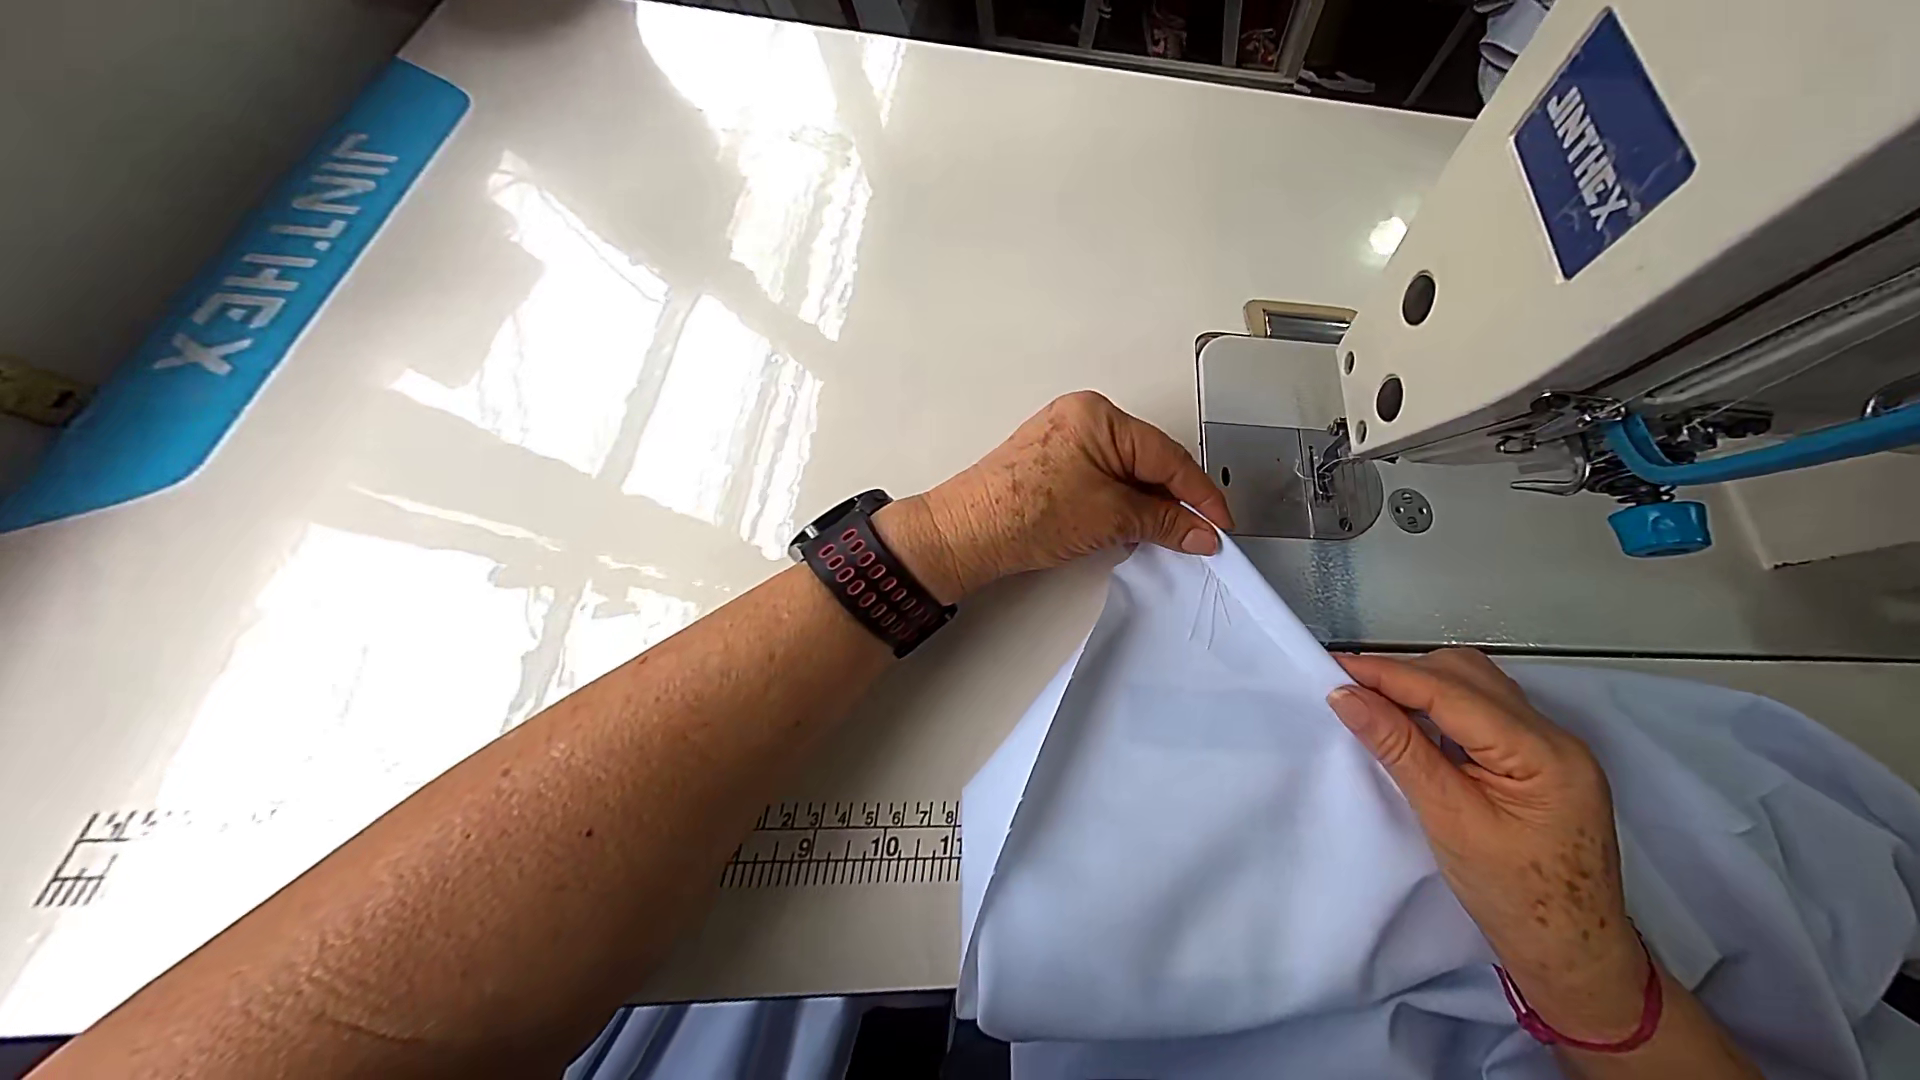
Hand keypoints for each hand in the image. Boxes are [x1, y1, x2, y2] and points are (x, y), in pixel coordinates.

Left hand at [875, 391, 1233, 603]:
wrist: (965, 536)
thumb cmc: (1018, 514)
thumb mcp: (1107, 517)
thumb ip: (1161, 521)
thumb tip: (1197, 530)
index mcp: (1098, 416)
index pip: (1166, 456)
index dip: (1199, 494)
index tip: (1219, 522)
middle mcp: (1080, 420)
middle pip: (1147, 462)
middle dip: (1172, 501)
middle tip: (1195, 534)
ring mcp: (1064, 443)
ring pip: (1125, 474)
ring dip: (1146, 506)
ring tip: (1161, 536)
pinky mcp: (1052, 467)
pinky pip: (1102, 481)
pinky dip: (1120, 505)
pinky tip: (1128, 528)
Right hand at [1327, 650, 1650, 1042]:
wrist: (1574, 955)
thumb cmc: (1514, 896)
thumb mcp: (1447, 819)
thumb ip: (1398, 748)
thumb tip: (1344, 695)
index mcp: (1542, 752)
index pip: (1449, 690)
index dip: (1386, 673)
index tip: (1329, 666)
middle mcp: (1553, 736)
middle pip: (1465, 674)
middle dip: (1401, 673)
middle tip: (1346, 689)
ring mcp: (1548, 745)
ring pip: (1473, 683)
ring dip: (1418, 684)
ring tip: (1371, 702)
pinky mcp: (1534, 757)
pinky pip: (1478, 708)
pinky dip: (1436, 704)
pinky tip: (1409, 721)